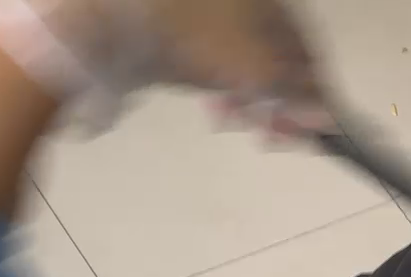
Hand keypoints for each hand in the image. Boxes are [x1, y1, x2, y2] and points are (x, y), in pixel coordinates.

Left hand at [0, 0, 331, 128]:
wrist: (83, 12)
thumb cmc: (182, 35)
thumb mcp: (255, 70)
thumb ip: (301, 93)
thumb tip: (326, 114)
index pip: (308, 45)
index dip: (318, 92)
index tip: (313, 128)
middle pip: (274, 48)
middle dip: (277, 95)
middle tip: (267, 130)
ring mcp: (197, 4)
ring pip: (239, 48)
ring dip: (244, 89)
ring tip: (227, 116)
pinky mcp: (162, 13)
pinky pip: (206, 42)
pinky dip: (213, 74)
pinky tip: (204, 95)